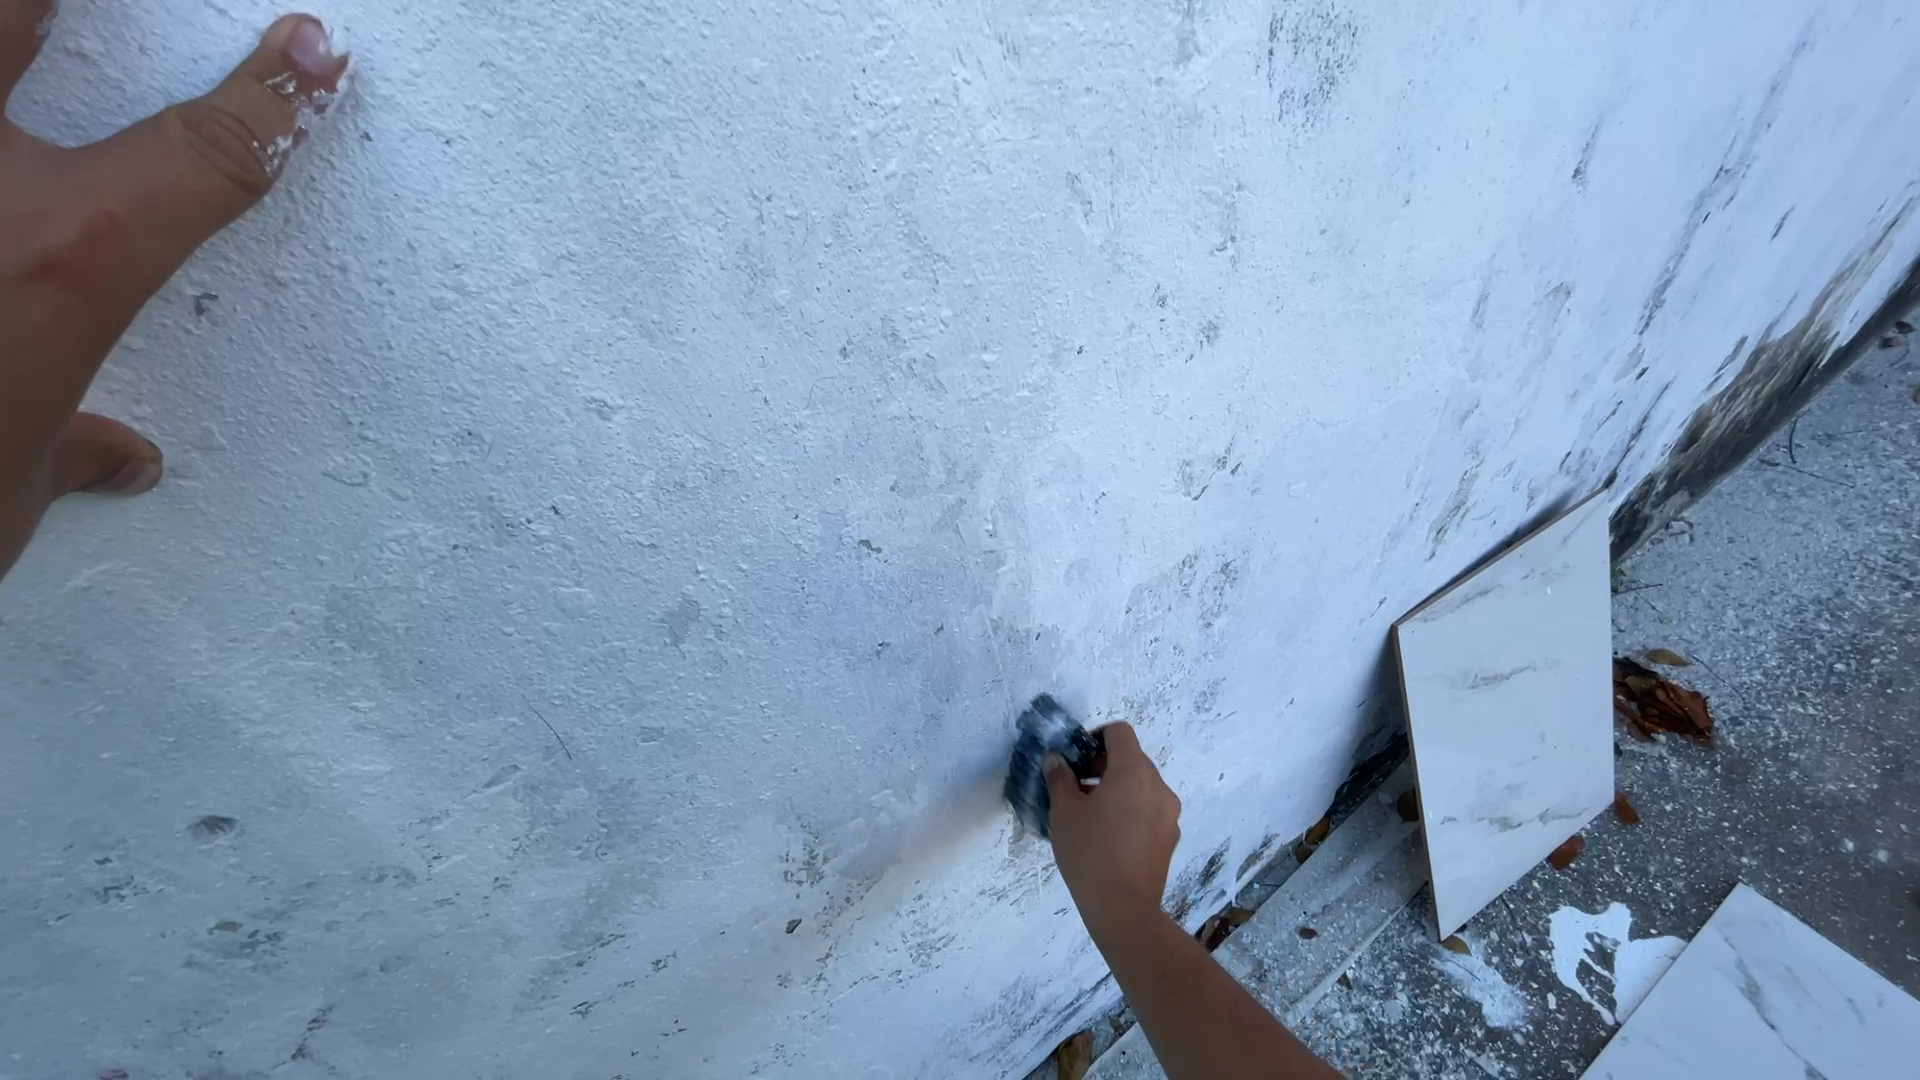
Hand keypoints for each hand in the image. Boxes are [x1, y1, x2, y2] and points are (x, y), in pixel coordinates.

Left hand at [0, 4, 349, 575]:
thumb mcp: (15, 477)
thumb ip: (70, 444)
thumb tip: (113, 451)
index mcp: (70, 250)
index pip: (213, 155)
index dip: (274, 98)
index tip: (313, 53)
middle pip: (20, 14)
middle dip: (64, 5)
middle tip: (95, 11)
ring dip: (2, 45)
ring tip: (20, 59)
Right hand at [1045, 722, 1182, 938]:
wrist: (1123, 910)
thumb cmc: (1090, 853)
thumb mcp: (1064, 812)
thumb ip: (1059, 778)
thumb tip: (1056, 760)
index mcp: (1134, 772)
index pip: (1120, 732)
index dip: (1096, 736)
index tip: (1077, 757)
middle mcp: (1159, 786)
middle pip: (1132, 758)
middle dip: (1103, 764)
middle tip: (1076, 785)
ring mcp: (1169, 813)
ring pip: (1141, 784)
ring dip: (1117, 787)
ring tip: (1091, 813)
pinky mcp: (1171, 837)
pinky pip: (1150, 808)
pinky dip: (1131, 808)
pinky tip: (1109, 835)